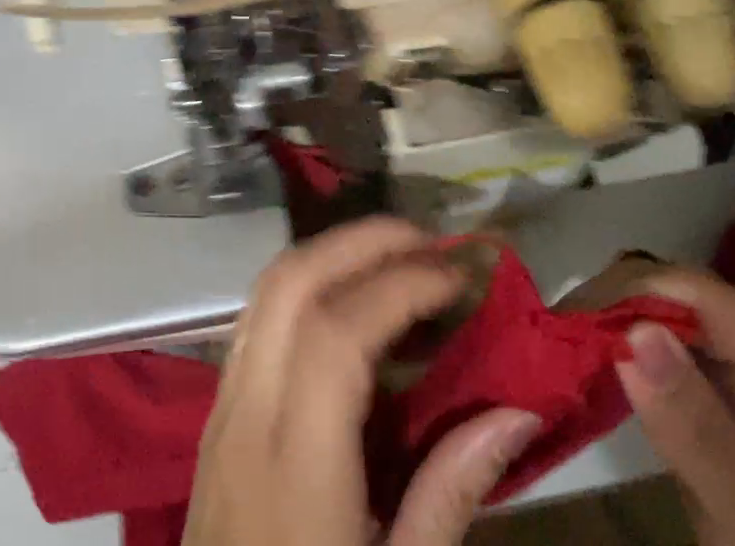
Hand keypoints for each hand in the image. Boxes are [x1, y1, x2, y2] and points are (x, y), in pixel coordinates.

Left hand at [183, 218, 541, 545]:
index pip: (334, 333)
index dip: (400, 286)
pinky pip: (256, 322)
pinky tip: (349, 305)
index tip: (459, 277)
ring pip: (264, 294)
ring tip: (397, 259)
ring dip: (330, 256)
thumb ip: (451, 491)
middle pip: (287, 286)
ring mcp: (220, 410)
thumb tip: (518, 411)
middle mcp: (246, 417)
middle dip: (360, 243)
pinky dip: (305, 288)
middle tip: (430, 244)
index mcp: (294, 464)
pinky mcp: (215, 417)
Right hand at [575, 259, 734, 545]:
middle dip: (617, 309)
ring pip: (680, 328)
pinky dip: (634, 363)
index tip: (559, 322)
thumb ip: (698, 429)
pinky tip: (594, 373)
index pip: (707, 297)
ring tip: (559, 351)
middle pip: (691, 303)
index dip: (629, 293)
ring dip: (618, 331)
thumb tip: (630, 330)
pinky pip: (682, 365)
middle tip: (549, 342)